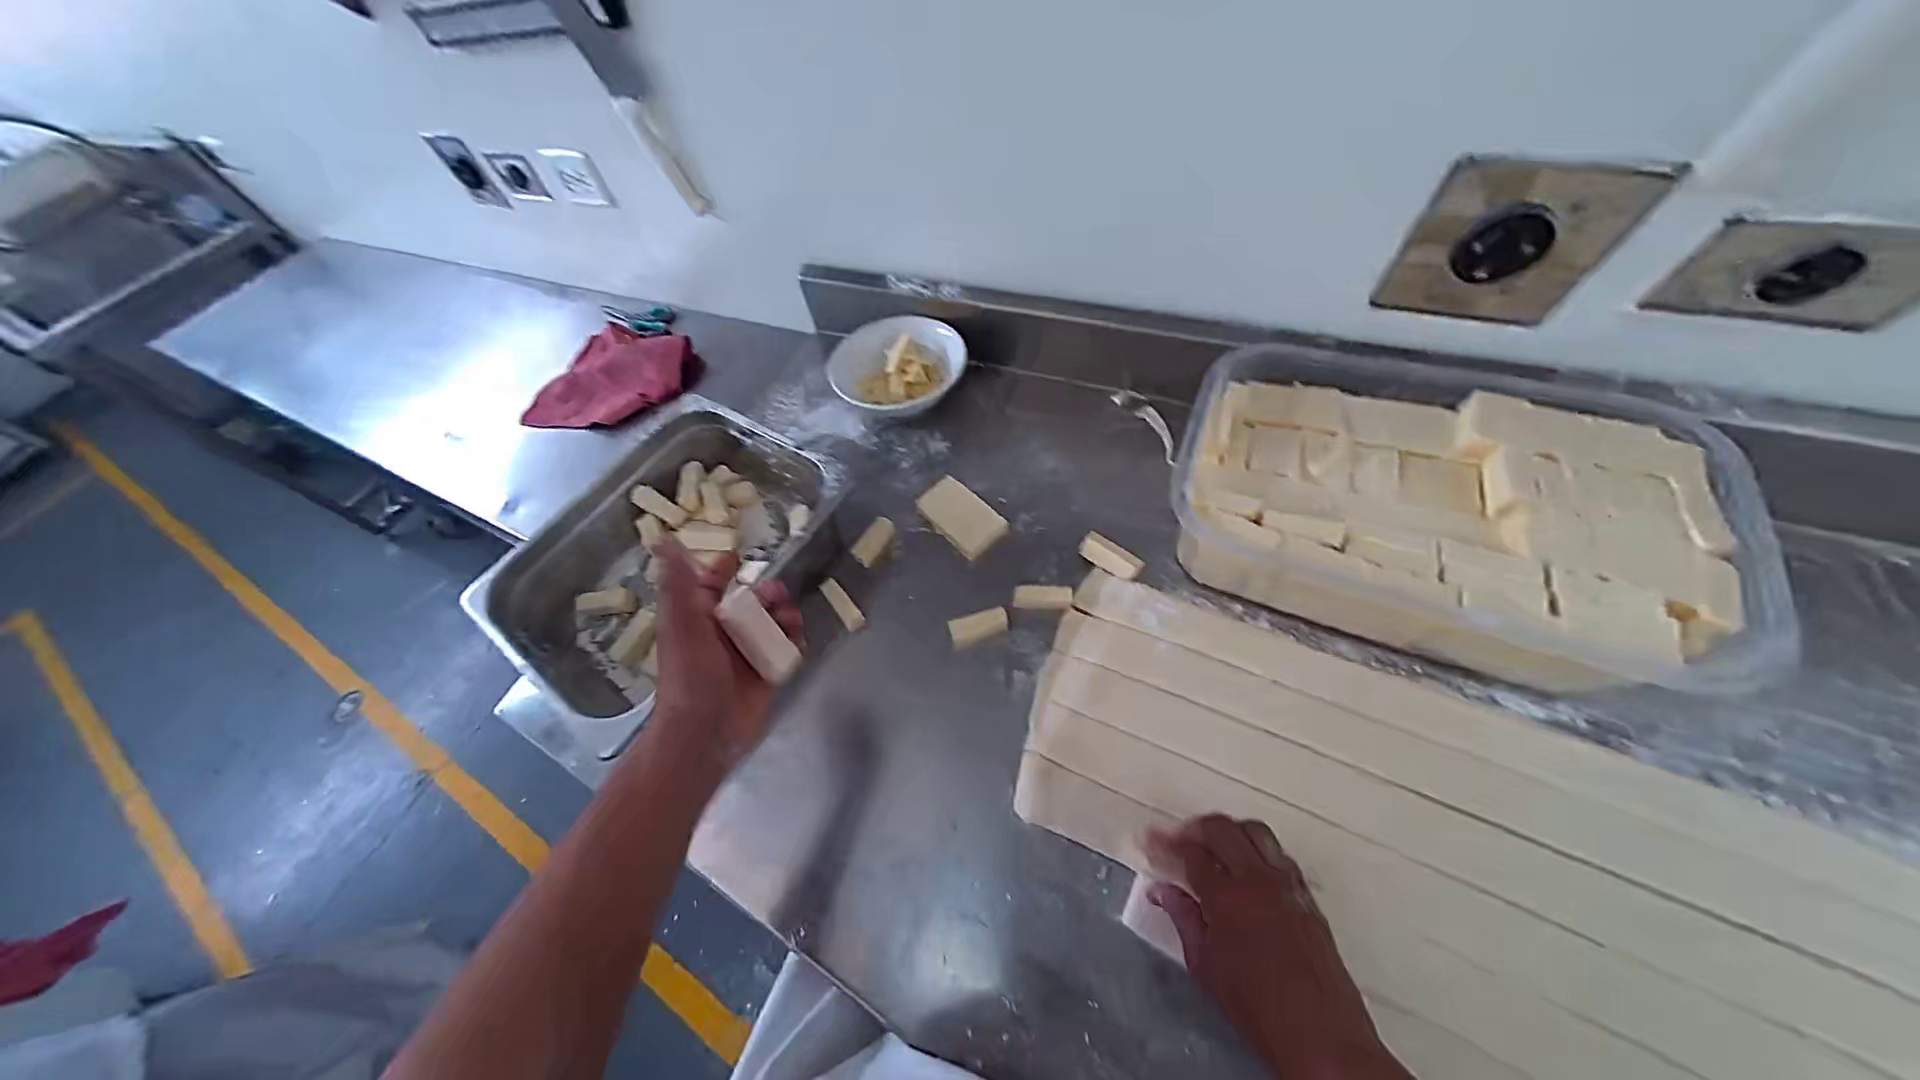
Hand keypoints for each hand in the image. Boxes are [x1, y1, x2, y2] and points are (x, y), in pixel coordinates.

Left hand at [646, 538, 802, 774]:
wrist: (706, 731)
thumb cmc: (689, 675)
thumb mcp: (681, 623)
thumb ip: (679, 582)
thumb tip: (663, 539)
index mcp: (697, 622)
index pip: (709, 588)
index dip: (721, 571)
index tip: (737, 557)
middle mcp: (722, 636)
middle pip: (748, 604)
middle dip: (764, 593)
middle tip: (776, 591)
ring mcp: (746, 656)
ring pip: (771, 624)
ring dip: (783, 614)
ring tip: (788, 614)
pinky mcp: (767, 675)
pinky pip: (786, 650)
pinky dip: (793, 640)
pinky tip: (796, 635)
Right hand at [1146, 816, 1409, 1079]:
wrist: (1323, 1040)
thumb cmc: (1261, 1011)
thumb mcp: (1205, 967)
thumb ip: (1183, 919)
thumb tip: (1165, 893)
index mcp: (1227, 897)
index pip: (1189, 852)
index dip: (1165, 844)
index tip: (1153, 844)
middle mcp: (1259, 881)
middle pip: (1221, 828)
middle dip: (1193, 828)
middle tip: (1178, 839)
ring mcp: (1288, 886)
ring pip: (1254, 831)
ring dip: (1228, 831)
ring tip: (1212, 844)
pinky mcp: (1309, 898)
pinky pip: (1279, 854)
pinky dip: (1257, 849)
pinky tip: (1247, 865)